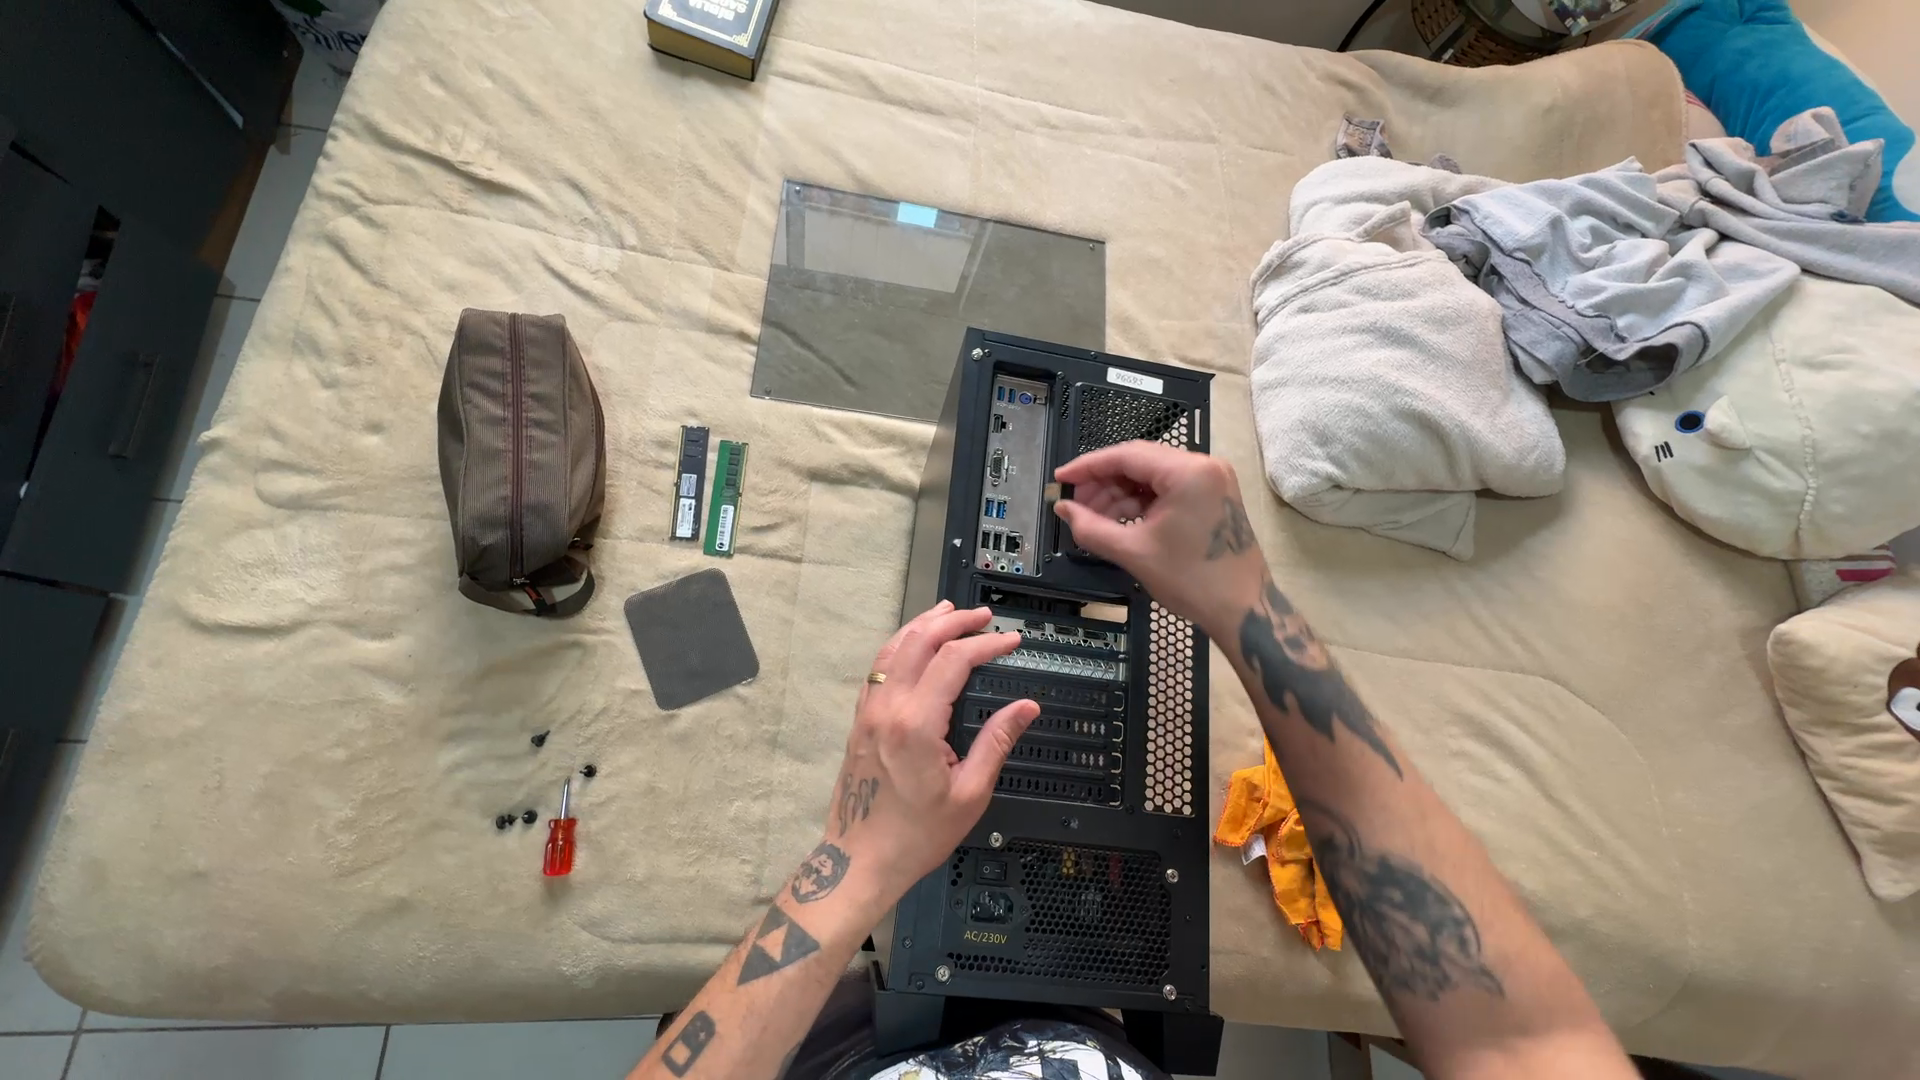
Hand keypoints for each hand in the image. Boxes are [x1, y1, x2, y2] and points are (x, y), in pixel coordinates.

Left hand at [807, 602, 1037, 909]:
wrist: (859, 860)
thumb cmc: (916, 835)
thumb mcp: (969, 794)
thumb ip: (996, 742)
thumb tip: (1026, 707)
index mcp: (916, 723)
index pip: (954, 660)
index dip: (986, 644)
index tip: (1011, 641)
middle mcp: (888, 707)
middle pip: (919, 641)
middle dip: (954, 621)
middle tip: (983, 616)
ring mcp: (869, 710)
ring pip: (893, 648)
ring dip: (922, 625)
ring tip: (949, 613)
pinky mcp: (860, 719)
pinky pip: (878, 668)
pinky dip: (899, 645)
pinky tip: (914, 644)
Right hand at [1053, 440, 1265, 635]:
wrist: (1243, 610)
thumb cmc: (1191, 581)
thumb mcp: (1133, 552)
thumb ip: (1091, 527)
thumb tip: (1062, 509)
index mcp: (1188, 472)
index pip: (1126, 456)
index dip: (1088, 467)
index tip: (1061, 479)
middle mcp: (1204, 465)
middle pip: (1139, 462)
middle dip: (1103, 483)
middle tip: (1075, 504)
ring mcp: (1212, 480)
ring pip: (1152, 476)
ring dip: (1120, 494)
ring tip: (1092, 518)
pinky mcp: (1213, 496)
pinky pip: (1168, 489)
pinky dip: (1141, 502)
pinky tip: (1118, 520)